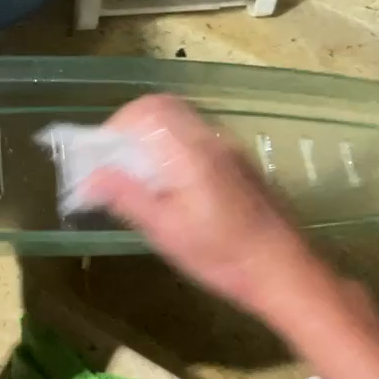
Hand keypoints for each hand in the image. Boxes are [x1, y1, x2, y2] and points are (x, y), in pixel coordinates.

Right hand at [79, 94, 312, 311]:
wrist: (288, 272)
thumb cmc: (224, 258)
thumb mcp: (168, 233)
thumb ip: (128, 198)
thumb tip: (90, 178)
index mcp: (190, 152)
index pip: (147, 111)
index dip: (118, 124)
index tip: (104, 153)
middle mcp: (210, 139)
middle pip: (163, 106)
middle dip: (133, 124)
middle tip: (118, 157)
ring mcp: (228, 146)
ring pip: (181, 118)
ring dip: (154, 132)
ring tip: (141, 171)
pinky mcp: (238, 159)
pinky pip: (197, 133)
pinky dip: (173, 142)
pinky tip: (172, 181)